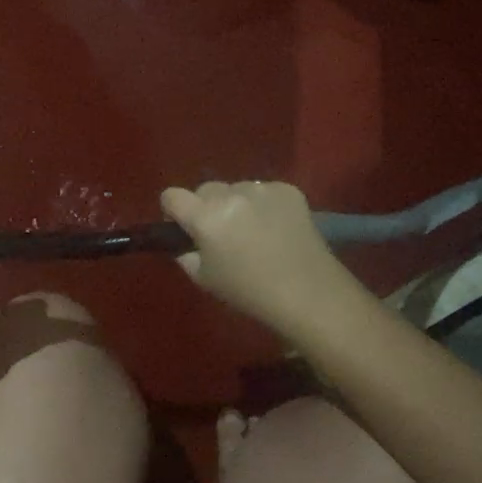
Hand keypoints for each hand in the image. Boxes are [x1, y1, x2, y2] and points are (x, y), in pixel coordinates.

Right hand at [161, 181, 362, 330]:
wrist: (309, 294)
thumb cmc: (250, 292)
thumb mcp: (204, 279)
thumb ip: (186, 255)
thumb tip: (184, 243)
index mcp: (205, 217)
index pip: (171, 195)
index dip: (173, 210)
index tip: (183, 227)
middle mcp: (231, 194)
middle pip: (205, 189)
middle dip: (206, 207)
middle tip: (221, 234)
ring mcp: (262, 189)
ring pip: (236, 189)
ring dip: (236, 204)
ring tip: (254, 231)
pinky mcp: (288, 190)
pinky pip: (264, 191)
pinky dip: (264, 205)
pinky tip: (276, 228)